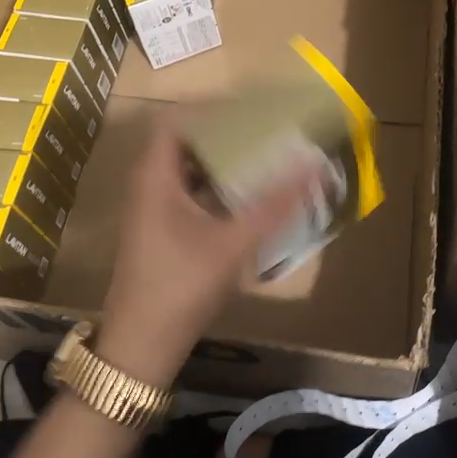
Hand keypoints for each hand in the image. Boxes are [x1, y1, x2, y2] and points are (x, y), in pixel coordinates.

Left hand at [95, 121, 309, 386]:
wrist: (139, 350)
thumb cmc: (180, 287)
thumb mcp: (232, 242)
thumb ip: (276, 203)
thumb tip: (317, 165)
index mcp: (155, 176)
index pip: (177, 120)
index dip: (210, 109)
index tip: (250, 107)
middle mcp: (149, 186)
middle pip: (186, 144)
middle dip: (226, 135)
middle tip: (268, 130)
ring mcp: (153, 211)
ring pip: (190, 172)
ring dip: (223, 164)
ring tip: (266, 157)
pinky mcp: (162, 234)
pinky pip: (191, 195)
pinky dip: (218, 190)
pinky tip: (250, 199)